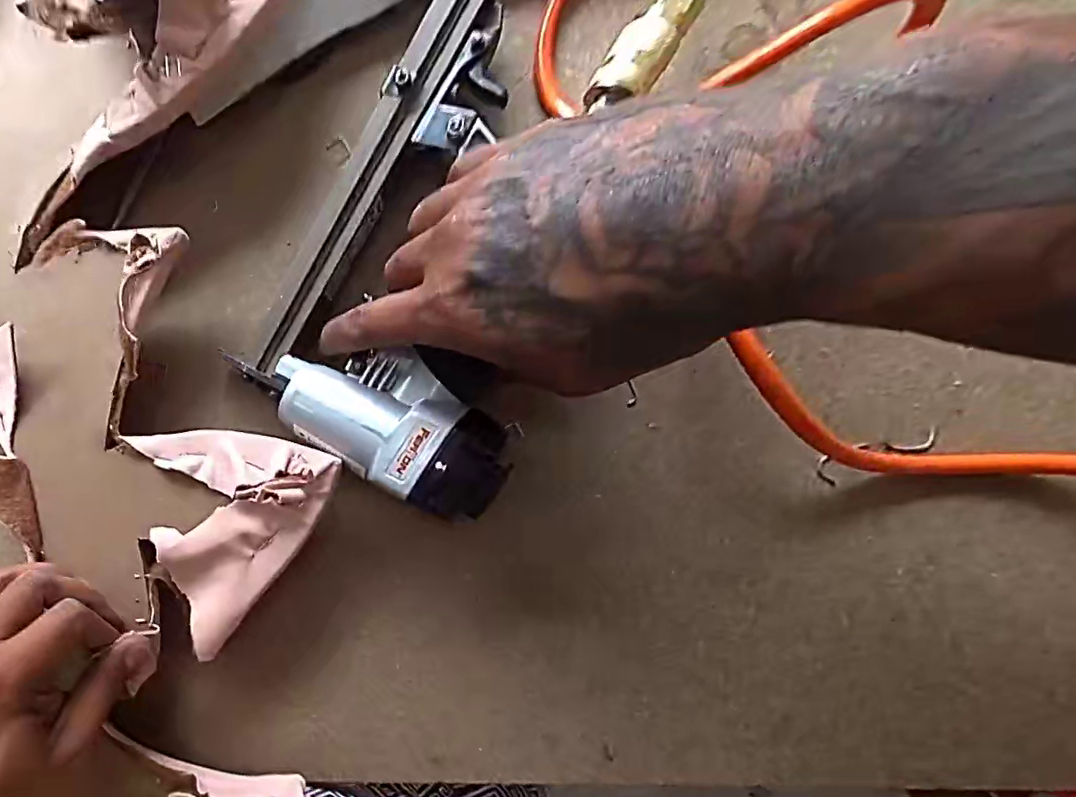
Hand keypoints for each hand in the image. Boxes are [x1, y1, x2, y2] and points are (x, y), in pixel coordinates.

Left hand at [0, 564, 156, 796]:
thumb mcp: (71, 751)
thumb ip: (105, 689)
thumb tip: (140, 644)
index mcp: (4, 677)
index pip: (66, 616)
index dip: (103, 625)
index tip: (117, 652)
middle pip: (34, 583)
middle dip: (80, 594)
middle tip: (104, 625)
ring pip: (2, 579)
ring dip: (46, 584)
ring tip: (75, 611)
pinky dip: (18, 593)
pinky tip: (40, 617)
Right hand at [319, 97, 808, 394]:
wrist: (743, 204)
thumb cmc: (660, 301)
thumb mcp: (574, 373)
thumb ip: (514, 369)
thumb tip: (497, 366)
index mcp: (455, 308)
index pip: (371, 324)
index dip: (346, 337)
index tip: (333, 340)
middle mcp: (454, 243)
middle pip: (395, 268)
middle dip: (404, 292)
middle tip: (431, 302)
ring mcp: (486, 186)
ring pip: (424, 219)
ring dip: (432, 243)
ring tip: (464, 253)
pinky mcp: (525, 144)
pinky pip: (465, 174)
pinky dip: (464, 198)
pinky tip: (494, 205)